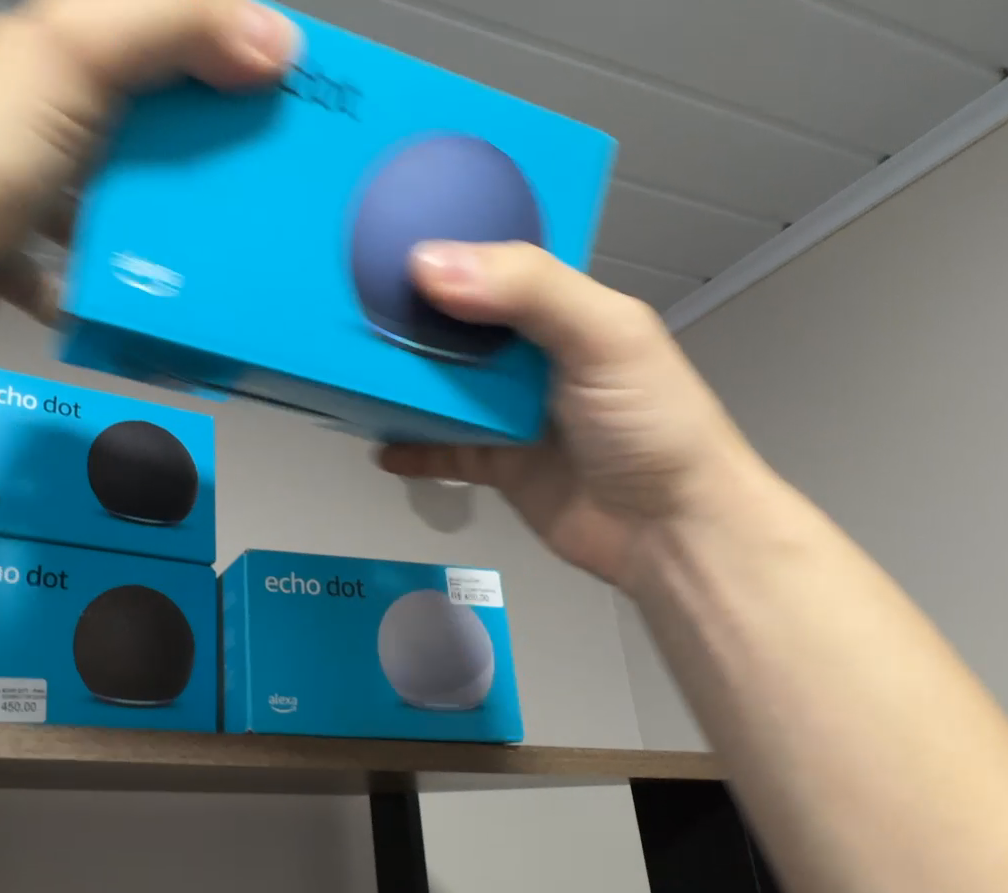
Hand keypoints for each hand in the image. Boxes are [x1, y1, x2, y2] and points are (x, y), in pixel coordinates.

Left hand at [0, 0, 297, 341]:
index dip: (220, 55)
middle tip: (248, 194)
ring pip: (106, 208)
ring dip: (146, 234)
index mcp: (62, 54)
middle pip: (139, 129)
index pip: (158, 38)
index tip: (276, 93)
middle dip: (192, 159)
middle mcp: (41, 117)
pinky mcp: (12, 258)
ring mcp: (24, 191)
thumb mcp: (81, 55)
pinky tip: (129, 304)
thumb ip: (176, 27)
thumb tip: (274, 42)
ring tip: (200, 260)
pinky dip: (97, 292)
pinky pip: (71, 275)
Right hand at [377, 243, 763, 591]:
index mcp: (560, 309)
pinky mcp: (495, 463)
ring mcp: (509, 413)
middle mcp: (530, 355)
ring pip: (441, 390)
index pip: (491, 268)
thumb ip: (526, 291)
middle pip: (454, 330)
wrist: (668, 532)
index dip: (441, 254)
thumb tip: (423, 263)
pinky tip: (378, 448)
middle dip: (405, 322)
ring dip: (399, 387)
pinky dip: (410, 450)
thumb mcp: (600, 337)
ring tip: (343, 377)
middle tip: (339, 313)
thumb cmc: (648, 422)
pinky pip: (441, 451)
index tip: (373, 246)